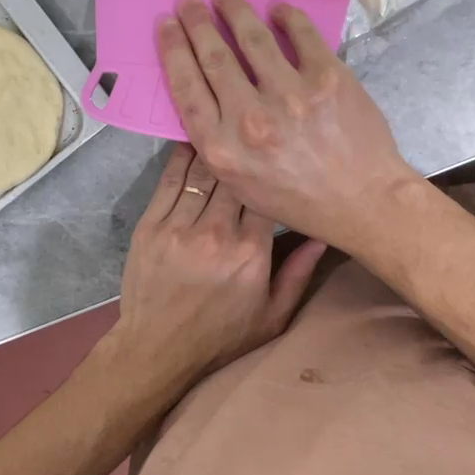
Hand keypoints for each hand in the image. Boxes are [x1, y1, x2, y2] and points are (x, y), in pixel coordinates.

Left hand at [107, 144, 325, 388]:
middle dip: (246, 153)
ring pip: (202, 171)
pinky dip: (182, 158)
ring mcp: (179, 228)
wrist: (158, 350)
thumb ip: (299, 273)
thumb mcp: (273, 315)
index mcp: (251, 254)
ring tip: (225, 124)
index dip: (273, 172)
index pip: (267, 194)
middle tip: (253, 131)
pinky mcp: (150, 227)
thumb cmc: (221, 337)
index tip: (279, 157)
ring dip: (215, 146)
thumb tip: (325, 233)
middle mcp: (216, 234)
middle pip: (235, 175)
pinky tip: (192, 139)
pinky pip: (169, 181)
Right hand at [157, 0, 421, 254]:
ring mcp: (289, 95)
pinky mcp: (326, 78)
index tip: (166, 25)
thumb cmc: (297, 199)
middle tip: (189, 1)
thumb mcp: (239, 184)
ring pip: (253, 37)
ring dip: (234, 10)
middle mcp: (249, 118)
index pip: (186, 87)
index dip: (173, 50)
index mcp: (222, 148)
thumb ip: (217, 143)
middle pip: (213, 56)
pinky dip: (286, 16)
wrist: (360, 201)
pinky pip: (301, 34)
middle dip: (196, 22)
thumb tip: (203, 95)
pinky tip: (277, 9)